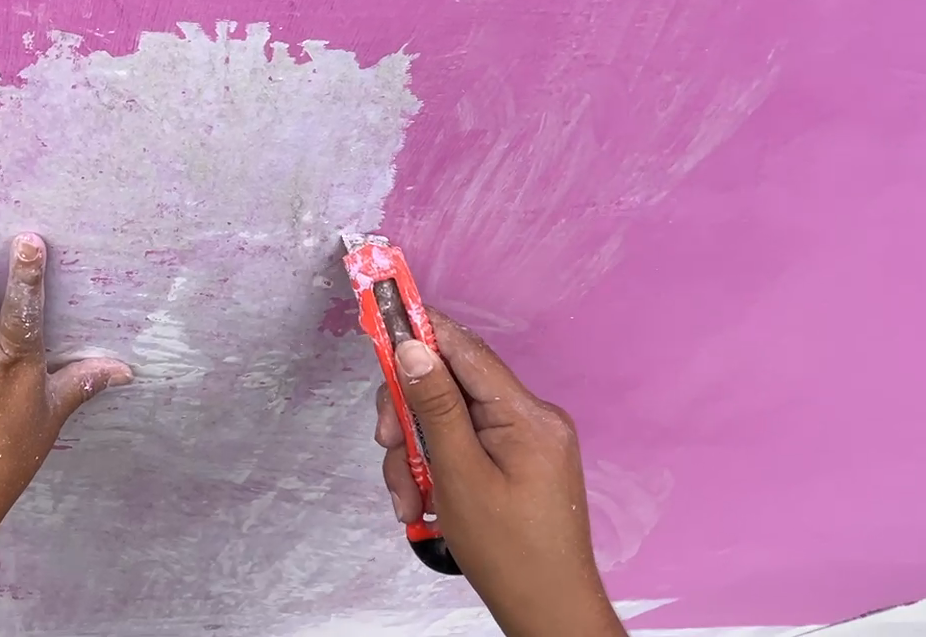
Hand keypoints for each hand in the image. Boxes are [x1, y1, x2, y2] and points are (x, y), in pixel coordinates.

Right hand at [375, 311, 625, 636]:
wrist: (548, 618)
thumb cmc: (507, 551)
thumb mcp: (458, 474)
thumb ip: (435, 405)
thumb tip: (412, 345)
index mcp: (525, 414)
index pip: (463, 348)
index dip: (419, 328)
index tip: (378, 318)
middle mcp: (528, 416)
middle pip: (447, 385)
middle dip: (409, 415)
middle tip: (388, 445)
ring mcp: (521, 438)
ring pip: (445, 417)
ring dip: (415, 450)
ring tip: (408, 495)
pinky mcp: (512, 458)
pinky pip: (460, 440)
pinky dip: (434, 464)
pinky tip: (422, 499)